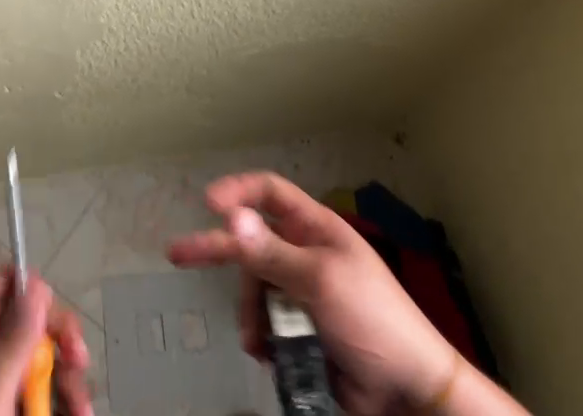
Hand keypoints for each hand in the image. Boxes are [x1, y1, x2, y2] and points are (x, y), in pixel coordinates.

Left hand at [0, 264, 93, 415]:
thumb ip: (10, 342)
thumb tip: (33, 288)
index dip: (21, 283)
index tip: (48, 308)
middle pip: (30, 323)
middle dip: (60, 339)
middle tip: (76, 358)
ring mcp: (2, 393)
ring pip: (46, 364)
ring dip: (71, 381)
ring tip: (80, 408)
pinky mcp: (17, 413)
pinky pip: (49, 399)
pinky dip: (68, 404)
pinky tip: (77, 414)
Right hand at [166, 172, 461, 415]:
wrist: (404, 390)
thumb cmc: (372, 319)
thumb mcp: (321, 280)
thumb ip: (272, 252)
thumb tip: (231, 217)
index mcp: (317, 230)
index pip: (270, 193)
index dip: (239, 191)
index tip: (207, 202)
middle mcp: (304, 254)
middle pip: (250, 243)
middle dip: (220, 253)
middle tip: (178, 254)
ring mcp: (300, 293)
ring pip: (252, 288)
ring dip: (249, 311)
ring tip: (258, 339)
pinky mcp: (297, 330)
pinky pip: (261, 322)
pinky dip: (259, 335)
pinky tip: (267, 351)